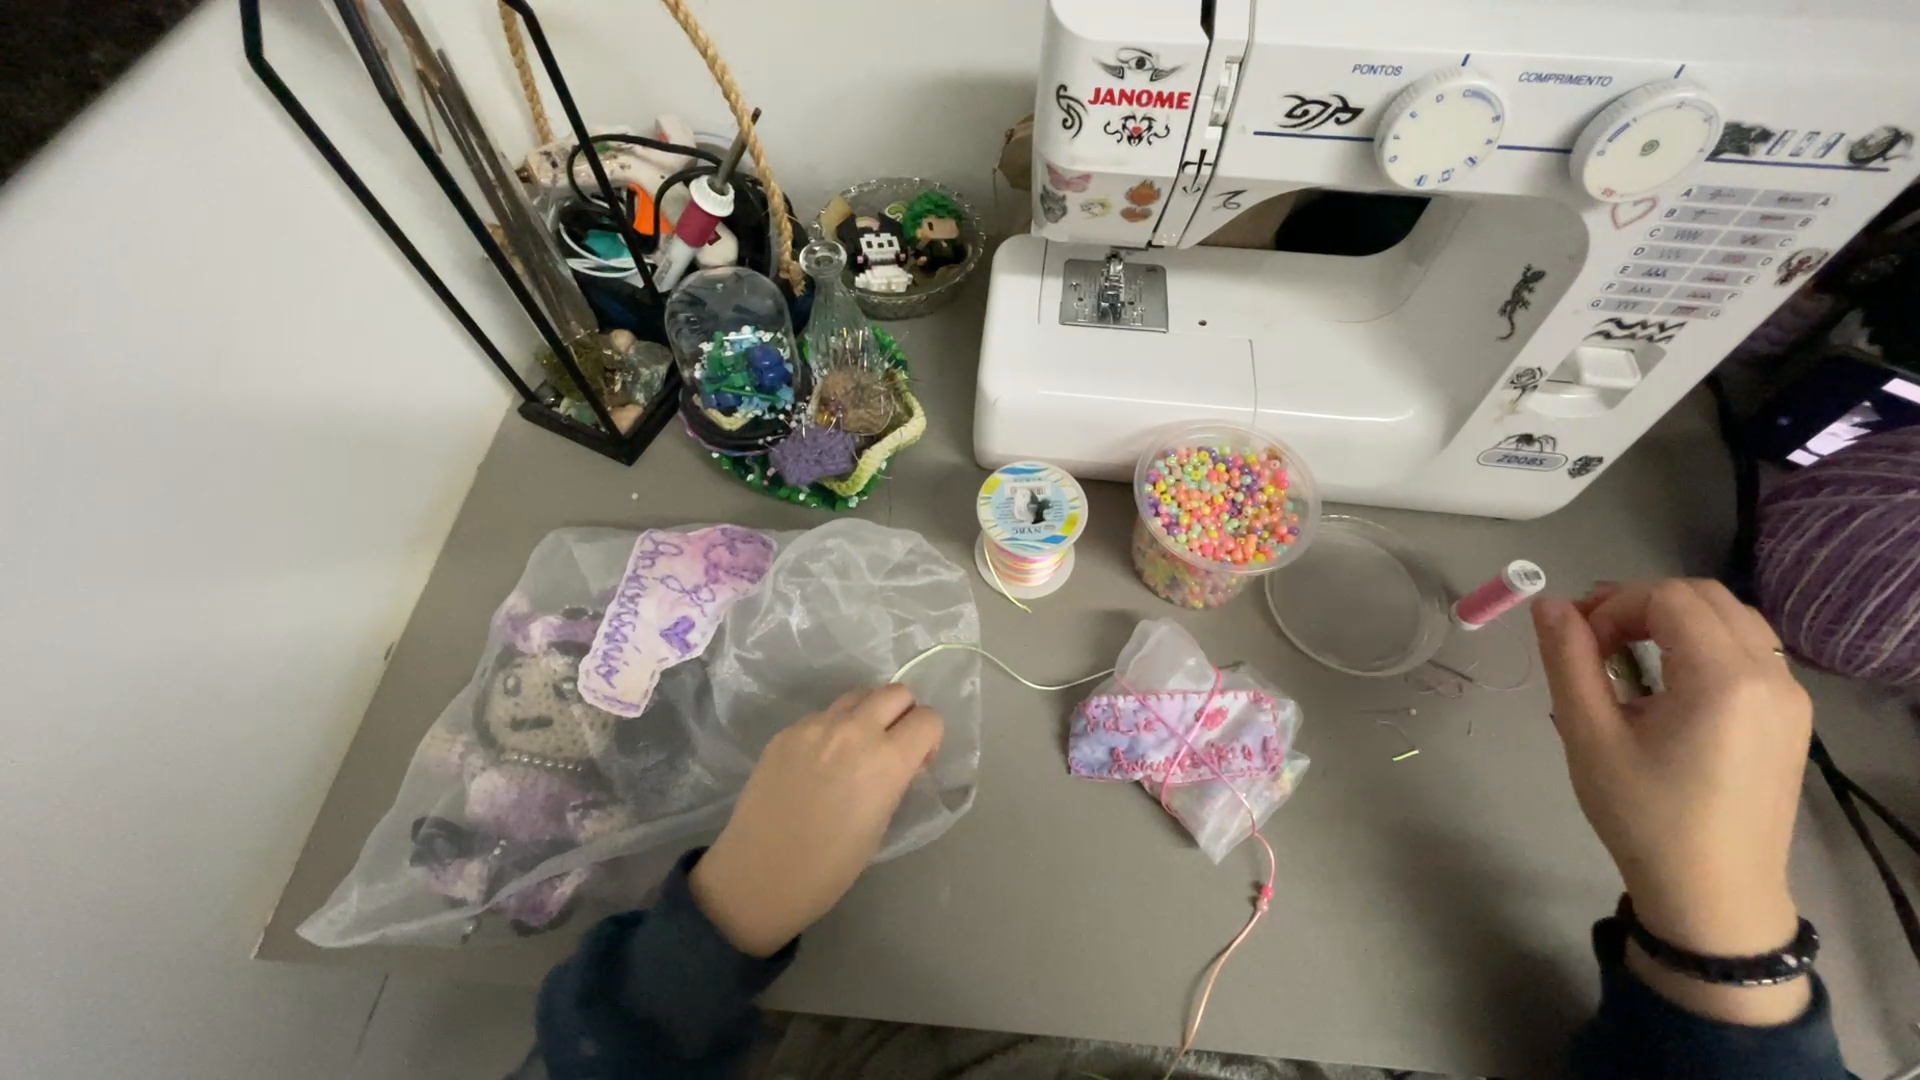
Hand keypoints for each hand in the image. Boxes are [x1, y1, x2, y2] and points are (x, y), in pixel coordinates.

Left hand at [688, 685, 943, 956]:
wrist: (758, 876)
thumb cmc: (829, 867)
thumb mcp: (880, 824)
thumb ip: (896, 779)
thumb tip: (900, 760)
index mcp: (886, 759)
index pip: (929, 718)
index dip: (930, 738)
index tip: (918, 761)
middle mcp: (854, 730)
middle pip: (896, 692)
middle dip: (903, 715)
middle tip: (892, 747)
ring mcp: (815, 726)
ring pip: (858, 696)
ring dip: (868, 714)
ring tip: (856, 751)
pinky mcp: (787, 731)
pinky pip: (823, 715)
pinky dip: (833, 729)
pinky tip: (818, 765)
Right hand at [1532, 580, 1813, 1023]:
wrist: (1712, 889)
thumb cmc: (1641, 811)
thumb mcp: (1587, 732)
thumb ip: (1567, 658)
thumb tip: (1547, 603)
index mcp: (1725, 680)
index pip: (1667, 597)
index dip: (1610, 606)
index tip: (1577, 645)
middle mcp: (1772, 677)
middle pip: (1704, 596)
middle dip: (1637, 603)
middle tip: (1590, 640)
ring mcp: (1789, 697)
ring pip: (1729, 617)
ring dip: (1668, 619)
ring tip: (1619, 655)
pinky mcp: (1788, 716)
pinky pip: (1745, 649)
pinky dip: (1696, 641)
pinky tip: (1659, 680)